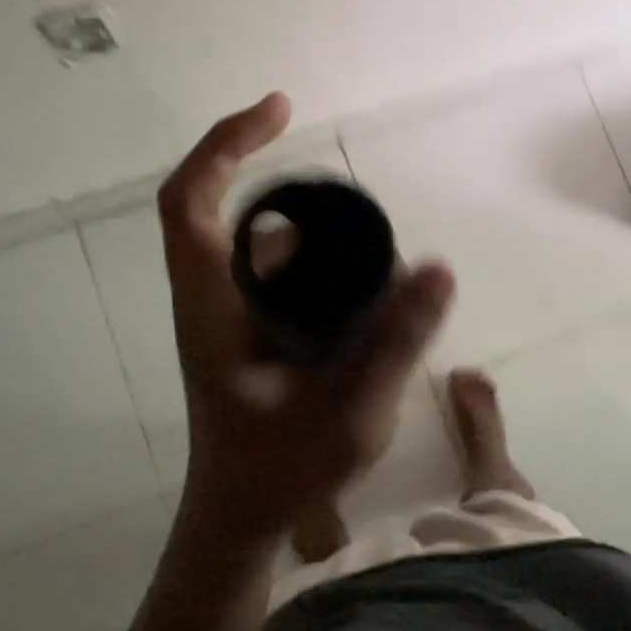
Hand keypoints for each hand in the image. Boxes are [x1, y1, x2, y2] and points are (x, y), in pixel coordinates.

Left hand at [157, 92, 455, 546]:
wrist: (240, 519)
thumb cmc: (279, 474)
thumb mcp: (349, 413)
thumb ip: (394, 343)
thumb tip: (440, 268)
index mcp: (211, 308)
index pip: (190, 201)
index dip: (227, 143)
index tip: (281, 111)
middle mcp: (212, 300)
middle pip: (239, 215)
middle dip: (306, 210)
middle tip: (370, 246)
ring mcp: (228, 317)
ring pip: (267, 250)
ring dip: (320, 249)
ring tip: (378, 293)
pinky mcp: (249, 333)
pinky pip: (280, 278)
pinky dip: (321, 274)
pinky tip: (365, 305)